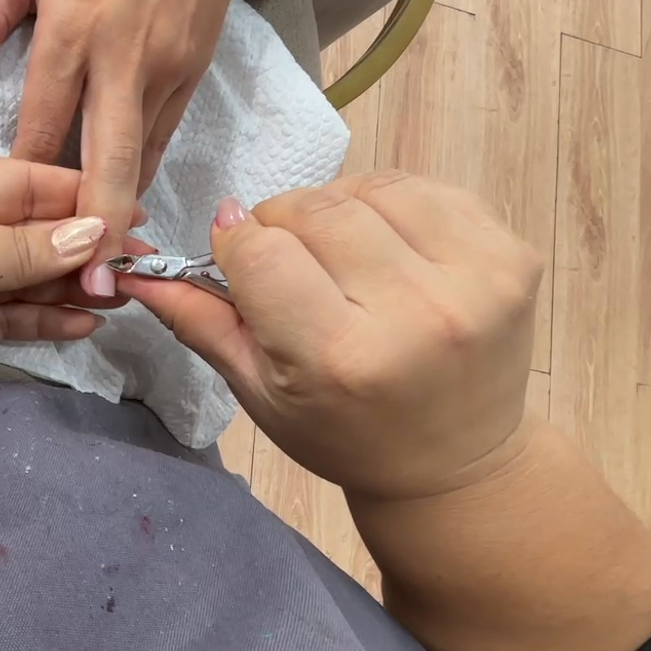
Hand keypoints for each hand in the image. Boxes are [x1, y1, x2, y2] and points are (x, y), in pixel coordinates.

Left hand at [0, 0, 304, 295]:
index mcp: (72, 31)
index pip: (42, 127)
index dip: (29, 190)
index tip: (15, 240)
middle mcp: (121, 62)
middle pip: (106, 162)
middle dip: (96, 230)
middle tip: (90, 287)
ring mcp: (164, 74)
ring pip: (138, 163)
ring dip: (119, 217)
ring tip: (102, 271)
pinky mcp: (192, 80)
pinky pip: (158, 145)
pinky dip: (137, 180)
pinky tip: (119, 212)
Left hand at [0, 159, 116, 414]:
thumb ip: (23, 249)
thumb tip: (96, 233)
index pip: (29, 184)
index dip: (82, 199)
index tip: (133, 216)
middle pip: (34, 234)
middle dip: (83, 250)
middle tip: (138, 268)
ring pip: (26, 279)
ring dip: (70, 287)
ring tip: (120, 298)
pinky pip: (9, 317)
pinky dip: (43, 319)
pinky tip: (82, 324)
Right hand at [121, 172, 545, 502]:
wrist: (452, 462)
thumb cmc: (336, 435)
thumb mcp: (254, 391)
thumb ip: (198, 322)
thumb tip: (137, 272)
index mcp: (336, 358)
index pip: (259, 254)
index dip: (234, 247)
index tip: (234, 261)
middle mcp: (412, 314)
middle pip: (313, 211)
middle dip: (277, 223)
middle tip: (279, 258)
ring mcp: (474, 280)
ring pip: (367, 189)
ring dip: (329, 209)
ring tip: (329, 252)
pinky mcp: (514, 256)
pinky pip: (424, 189)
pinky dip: (382, 203)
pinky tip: (375, 242)